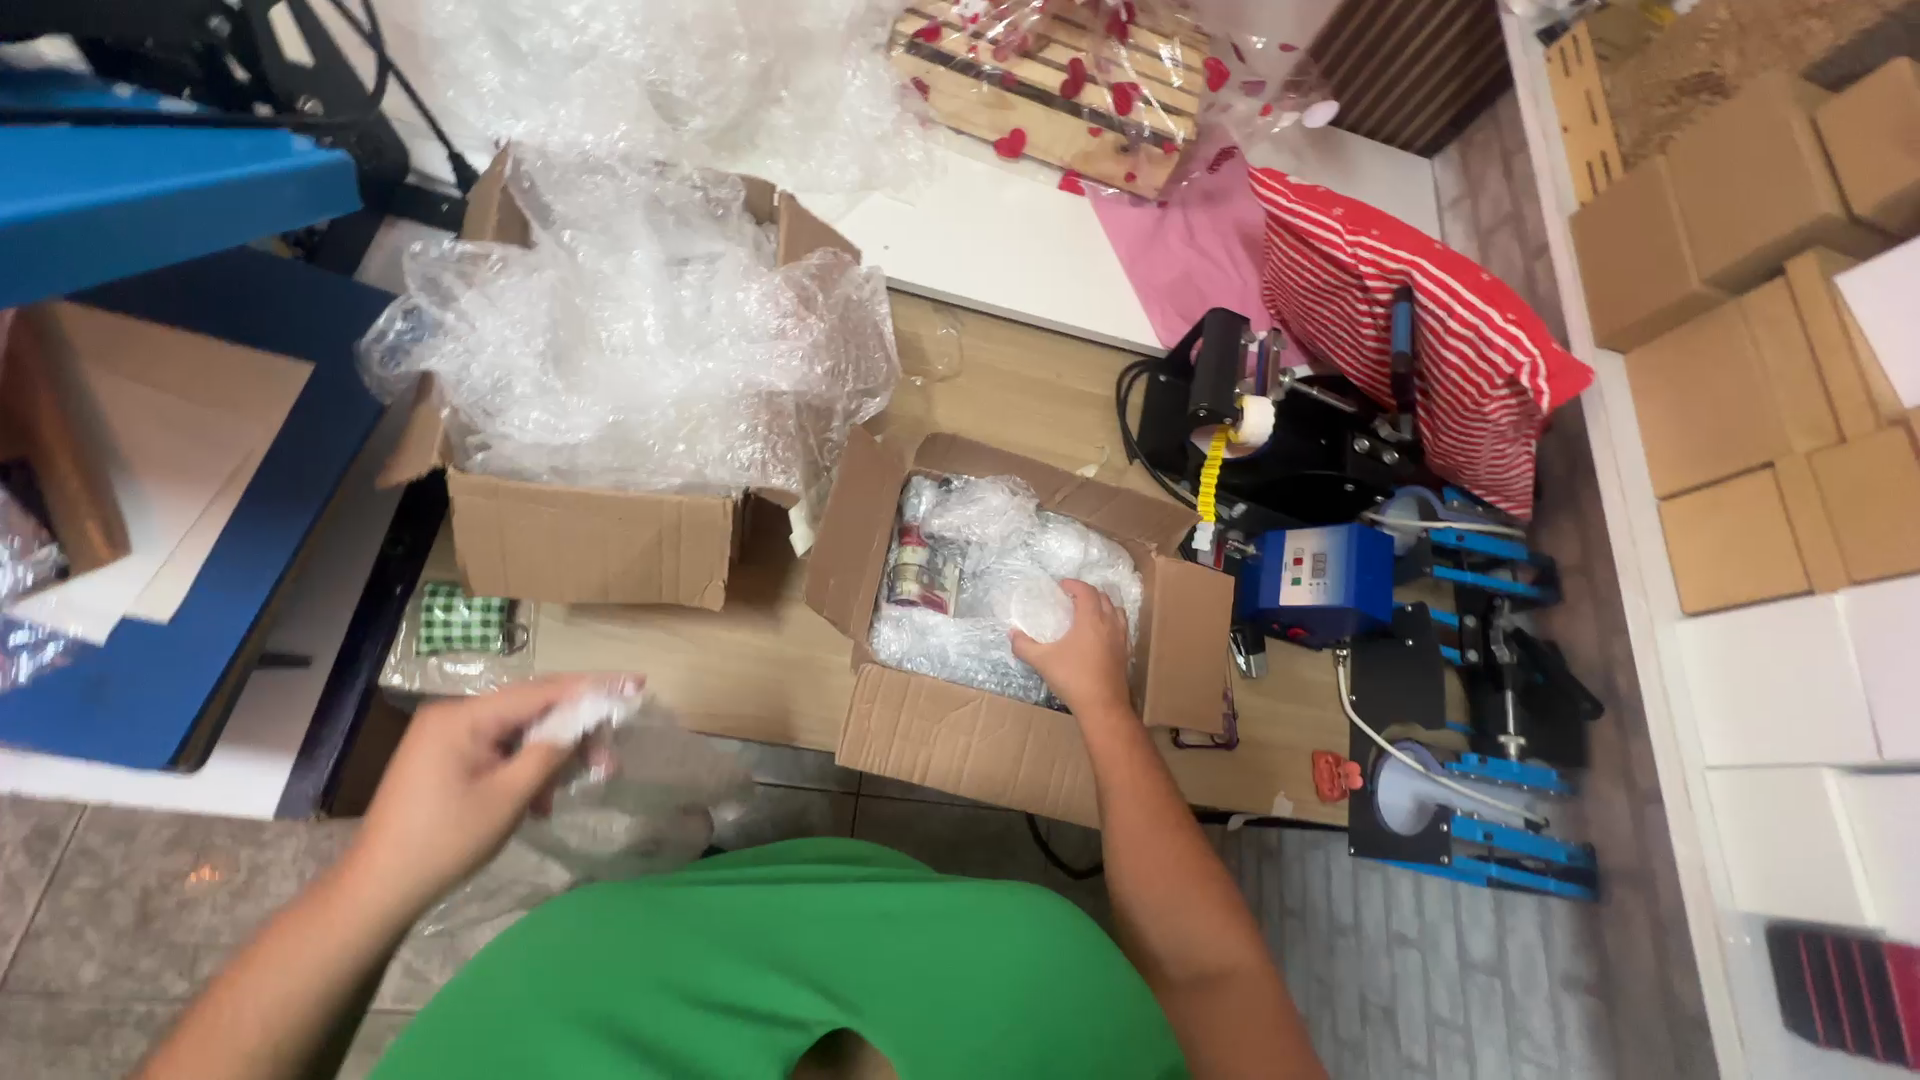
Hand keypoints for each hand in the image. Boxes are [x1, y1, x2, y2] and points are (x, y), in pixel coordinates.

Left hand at [336, 673, 640, 922]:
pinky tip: (539, 801)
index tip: (635, 684)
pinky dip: (527, 768)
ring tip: (572, 790)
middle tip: (608, 760)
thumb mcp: (510, 796)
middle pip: (534, 709)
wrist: (378, 890)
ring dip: (552, 758)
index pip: (543, 690)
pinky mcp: (448, 757)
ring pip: (521, 732)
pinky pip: (502, 749)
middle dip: (575, 733)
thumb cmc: (445, 841)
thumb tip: (586, 721)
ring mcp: (449, 736)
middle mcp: (456, 715)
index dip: (593, 688)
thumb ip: (552, 751)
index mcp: (464, 716)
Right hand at [1011, 579, 1133, 720]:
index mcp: (1091, 619)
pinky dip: (1112, 623)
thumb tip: (1012, 634)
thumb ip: (1024, 646)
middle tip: (1072, 598)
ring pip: (1117, 612)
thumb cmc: (1072, 678)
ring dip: (1103, 606)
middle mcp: (1109, 624)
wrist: (1102, 706)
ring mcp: (1121, 639)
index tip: (1062, 585)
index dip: (1074, 584)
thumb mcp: (1042, 661)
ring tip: (1089, 612)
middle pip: (1103, 597)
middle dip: (1088, 593)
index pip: (1086, 591)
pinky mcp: (1125, 653)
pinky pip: (1122, 628)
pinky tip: (1101, 635)